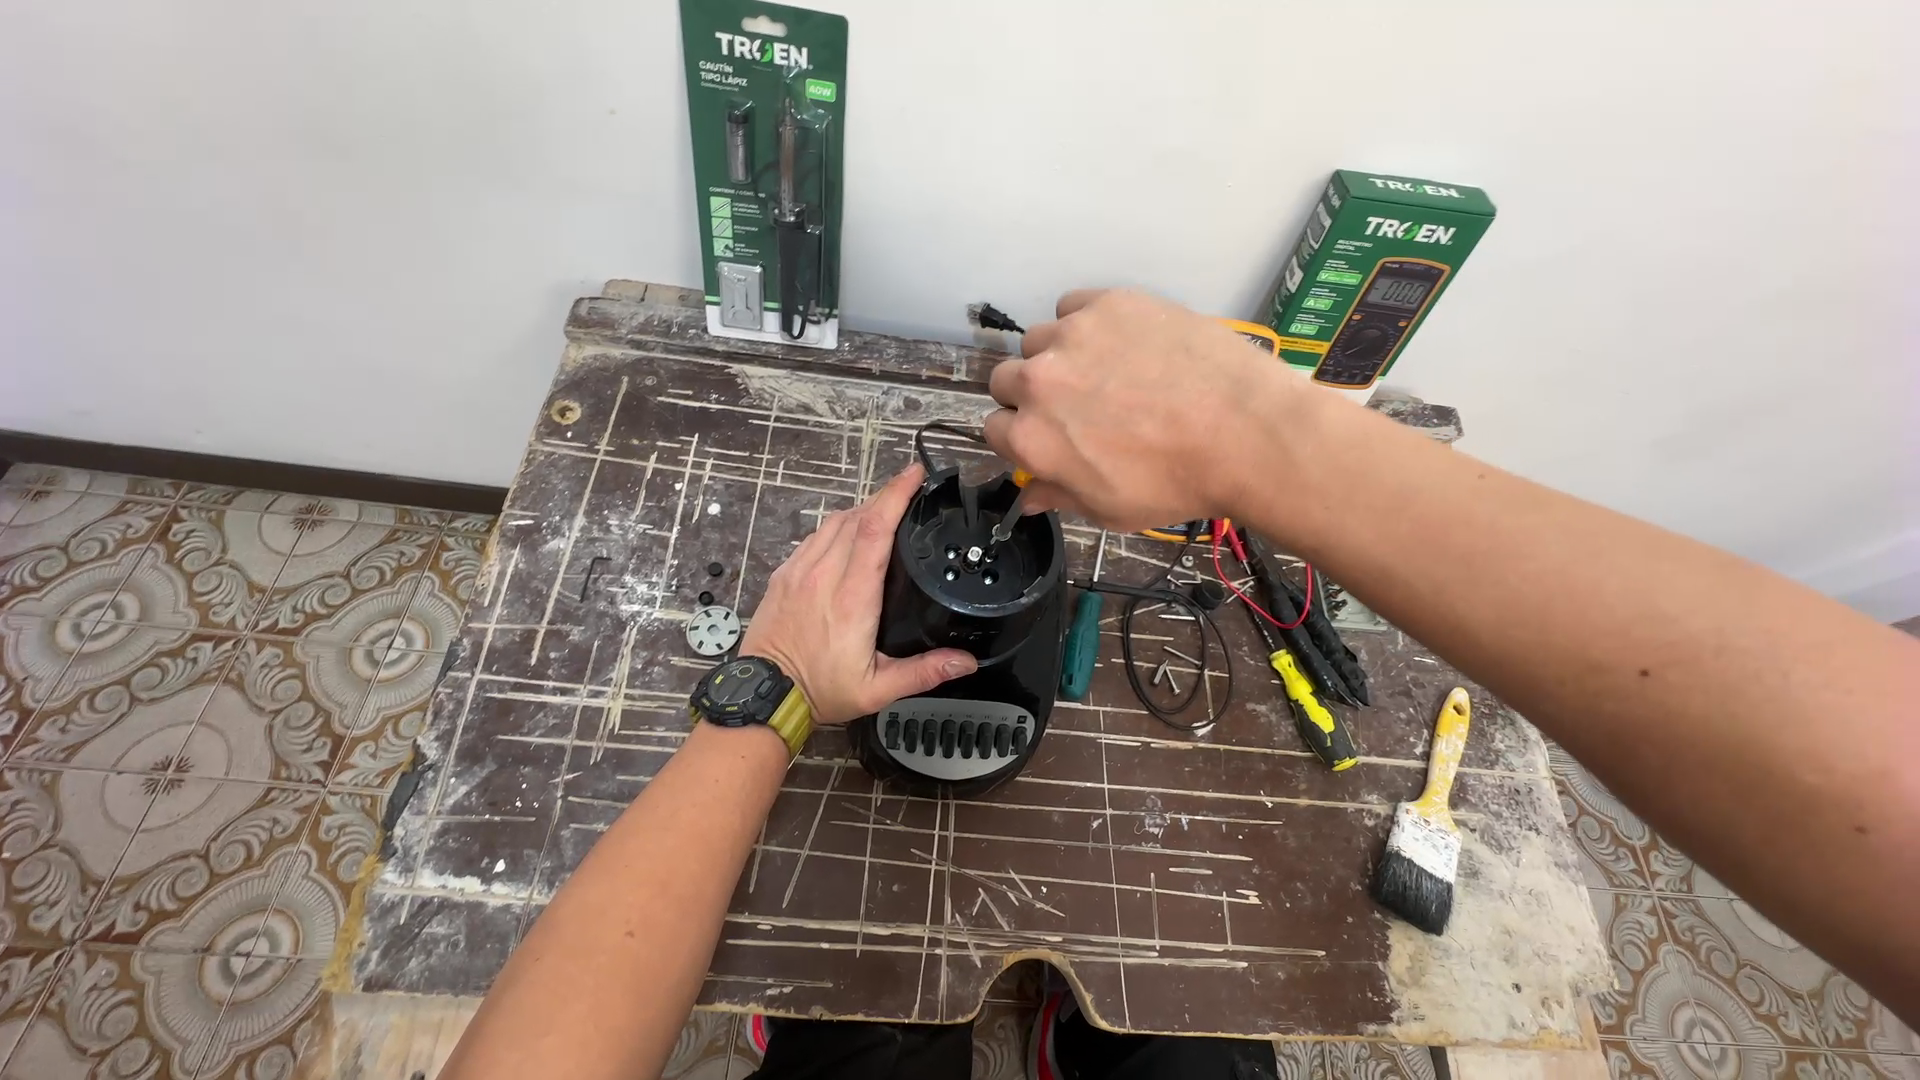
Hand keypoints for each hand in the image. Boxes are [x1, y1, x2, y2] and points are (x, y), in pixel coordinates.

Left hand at [738, 464, 977, 724]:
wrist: (765, 695)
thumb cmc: (821, 690)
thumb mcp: (878, 690)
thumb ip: (923, 671)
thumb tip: (966, 661)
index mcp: (852, 598)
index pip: (875, 530)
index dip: (896, 495)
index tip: (915, 475)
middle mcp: (824, 575)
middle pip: (857, 516)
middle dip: (885, 496)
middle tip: (911, 488)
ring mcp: (799, 570)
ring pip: (834, 521)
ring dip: (862, 509)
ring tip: (886, 509)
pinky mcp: (785, 574)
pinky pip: (815, 536)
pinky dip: (838, 526)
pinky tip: (851, 534)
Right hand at [983, 289, 1304, 530]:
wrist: (1245, 431)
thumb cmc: (1176, 481)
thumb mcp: (1109, 508)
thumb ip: (1058, 496)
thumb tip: (1028, 496)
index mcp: (1031, 438)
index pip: (994, 429)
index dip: (1020, 437)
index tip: (1046, 437)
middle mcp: (1038, 383)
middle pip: (1006, 380)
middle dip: (1030, 396)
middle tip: (1075, 405)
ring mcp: (1073, 336)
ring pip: (1039, 341)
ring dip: (1057, 357)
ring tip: (1102, 370)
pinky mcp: (1109, 303)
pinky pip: (1074, 306)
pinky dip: (1086, 322)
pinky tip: (1120, 342)